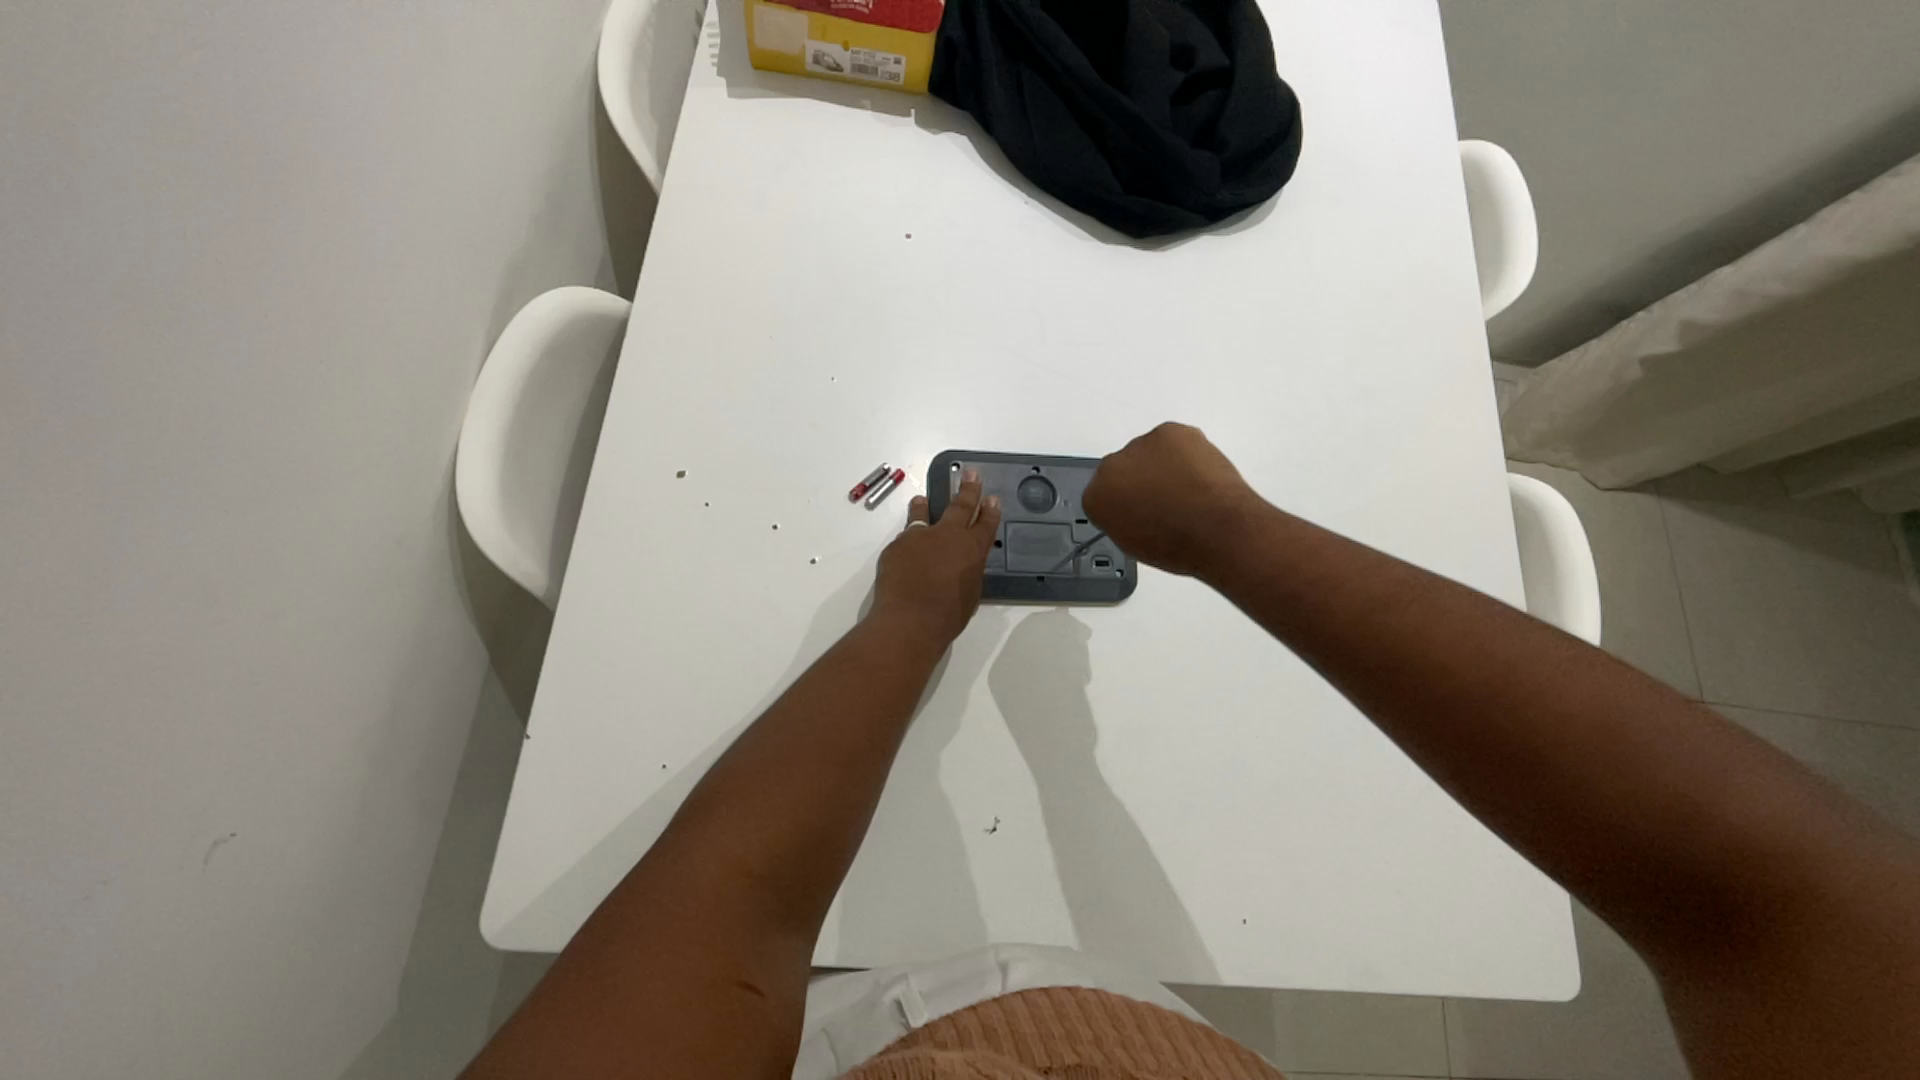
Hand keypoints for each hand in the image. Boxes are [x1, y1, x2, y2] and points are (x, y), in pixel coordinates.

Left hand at [871, 469, 1002, 645]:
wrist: (909, 619)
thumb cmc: (947, 616)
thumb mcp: (969, 594)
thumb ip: (968, 572)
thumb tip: (962, 566)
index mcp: (972, 549)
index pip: (986, 524)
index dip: (990, 510)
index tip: (992, 498)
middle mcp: (948, 536)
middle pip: (960, 506)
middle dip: (968, 489)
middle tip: (970, 473)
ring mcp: (920, 537)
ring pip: (923, 514)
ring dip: (924, 506)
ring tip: (921, 500)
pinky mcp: (897, 545)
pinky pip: (904, 539)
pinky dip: (907, 542)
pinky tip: (904, 550)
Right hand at [1082, 422, 1265, 577]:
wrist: (1217, 529)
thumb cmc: (1180, 544)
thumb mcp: (1135, 545)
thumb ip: (1123, 519)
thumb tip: (1133, 510)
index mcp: (1096, 498)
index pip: (1102, 494)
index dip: (1124, 503)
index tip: (1140, 509)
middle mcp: (1110, 468)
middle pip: (1123, 469)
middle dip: (1141, 480)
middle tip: (1166, 499)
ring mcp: (1140, 446)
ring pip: (1148, 451)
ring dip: (1163, 464)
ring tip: (1186, 489)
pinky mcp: (1169, 431)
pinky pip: (1173, 439)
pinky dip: (1184, 452)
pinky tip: (1195, 474)